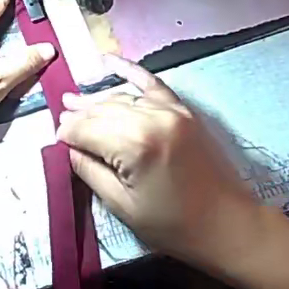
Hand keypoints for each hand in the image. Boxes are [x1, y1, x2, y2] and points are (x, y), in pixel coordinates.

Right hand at [58, 57, 263, 273]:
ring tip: (73, 102)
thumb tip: (68, 147)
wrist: (229, 226)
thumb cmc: (173, 226)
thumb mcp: (121, 205)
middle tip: (62, 126)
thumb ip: (89, 170)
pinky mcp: (183, 110)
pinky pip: (151, 83)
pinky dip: (129, 70)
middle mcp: (151, 118)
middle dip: (77, 117)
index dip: (65, 136)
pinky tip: (107, 62)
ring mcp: (170, 110)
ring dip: (95, 101)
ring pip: (120, 98)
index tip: (58, 145)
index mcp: (134, 145)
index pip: (83, 129)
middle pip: (100, 110)